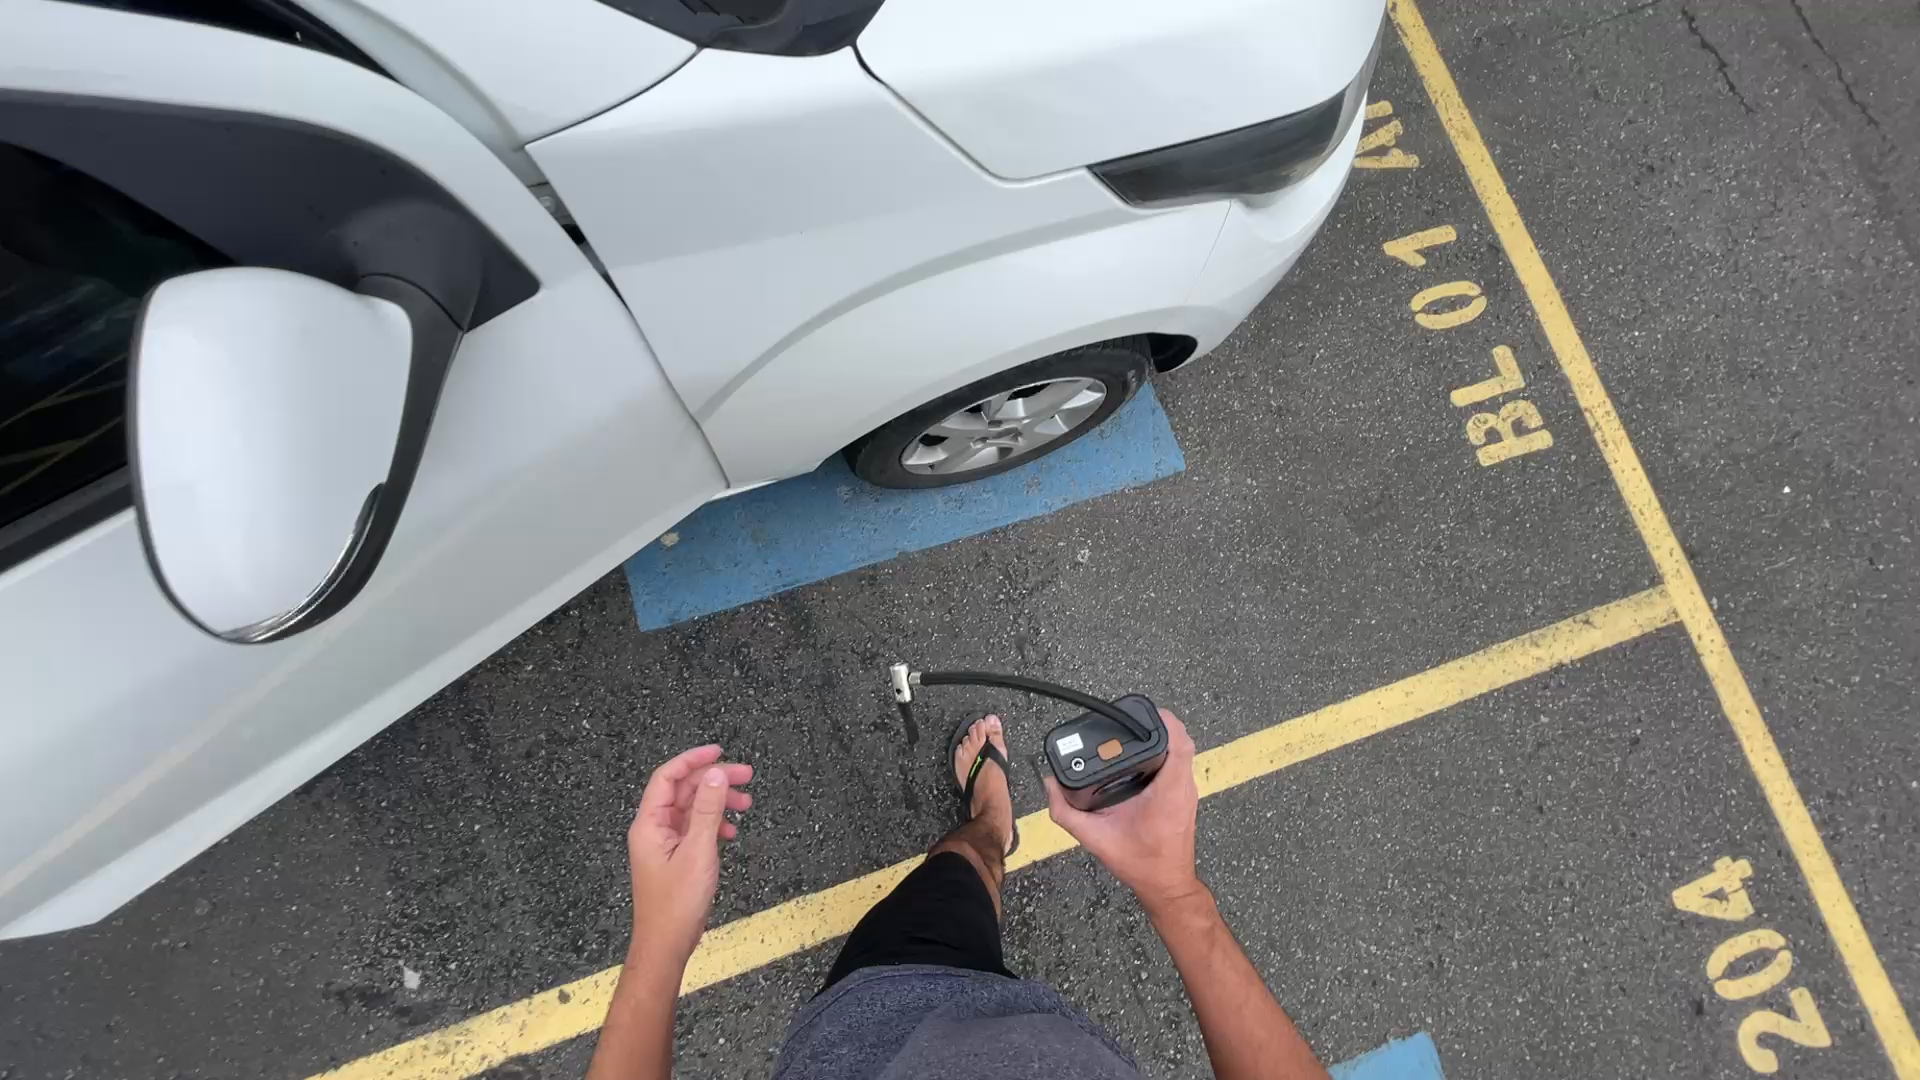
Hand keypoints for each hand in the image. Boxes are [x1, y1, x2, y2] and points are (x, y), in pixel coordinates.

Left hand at [626, 745, 752, 965]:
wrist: (666, 946)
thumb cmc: (677, 904)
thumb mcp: (698, 851)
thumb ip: (708, 810)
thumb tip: (715, 773)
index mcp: (650, 824)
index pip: (668, 777)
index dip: (693, 759)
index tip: (720, 751)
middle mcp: (654, 829)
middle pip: (685, 790)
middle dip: (715, 779)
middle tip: (747, 775)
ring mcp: (665, 842)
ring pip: (694, 807)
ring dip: (720, 800)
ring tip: (747, 802)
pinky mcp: (677, 855)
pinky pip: (697, 826)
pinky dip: (716, 822)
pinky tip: (731, 831)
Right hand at [1044, 710, 1203, 912]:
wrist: (1168, 886)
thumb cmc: (1139, 864)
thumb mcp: (1096, 838)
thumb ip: (1067, 812)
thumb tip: (1050, 784)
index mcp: (1168, 792)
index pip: (1178, 743)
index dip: (1164, 721)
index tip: (1142, 711)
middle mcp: (1183, 787)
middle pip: (1181, 739)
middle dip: (1157, 723)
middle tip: (1129, 719)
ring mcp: (1187, 791)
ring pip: (1183, 749)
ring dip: (1162, 736)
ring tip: (1132, 731)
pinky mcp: (1185, 796)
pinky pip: (1180, 762)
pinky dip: (1164, 750)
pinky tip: (1140, 754)